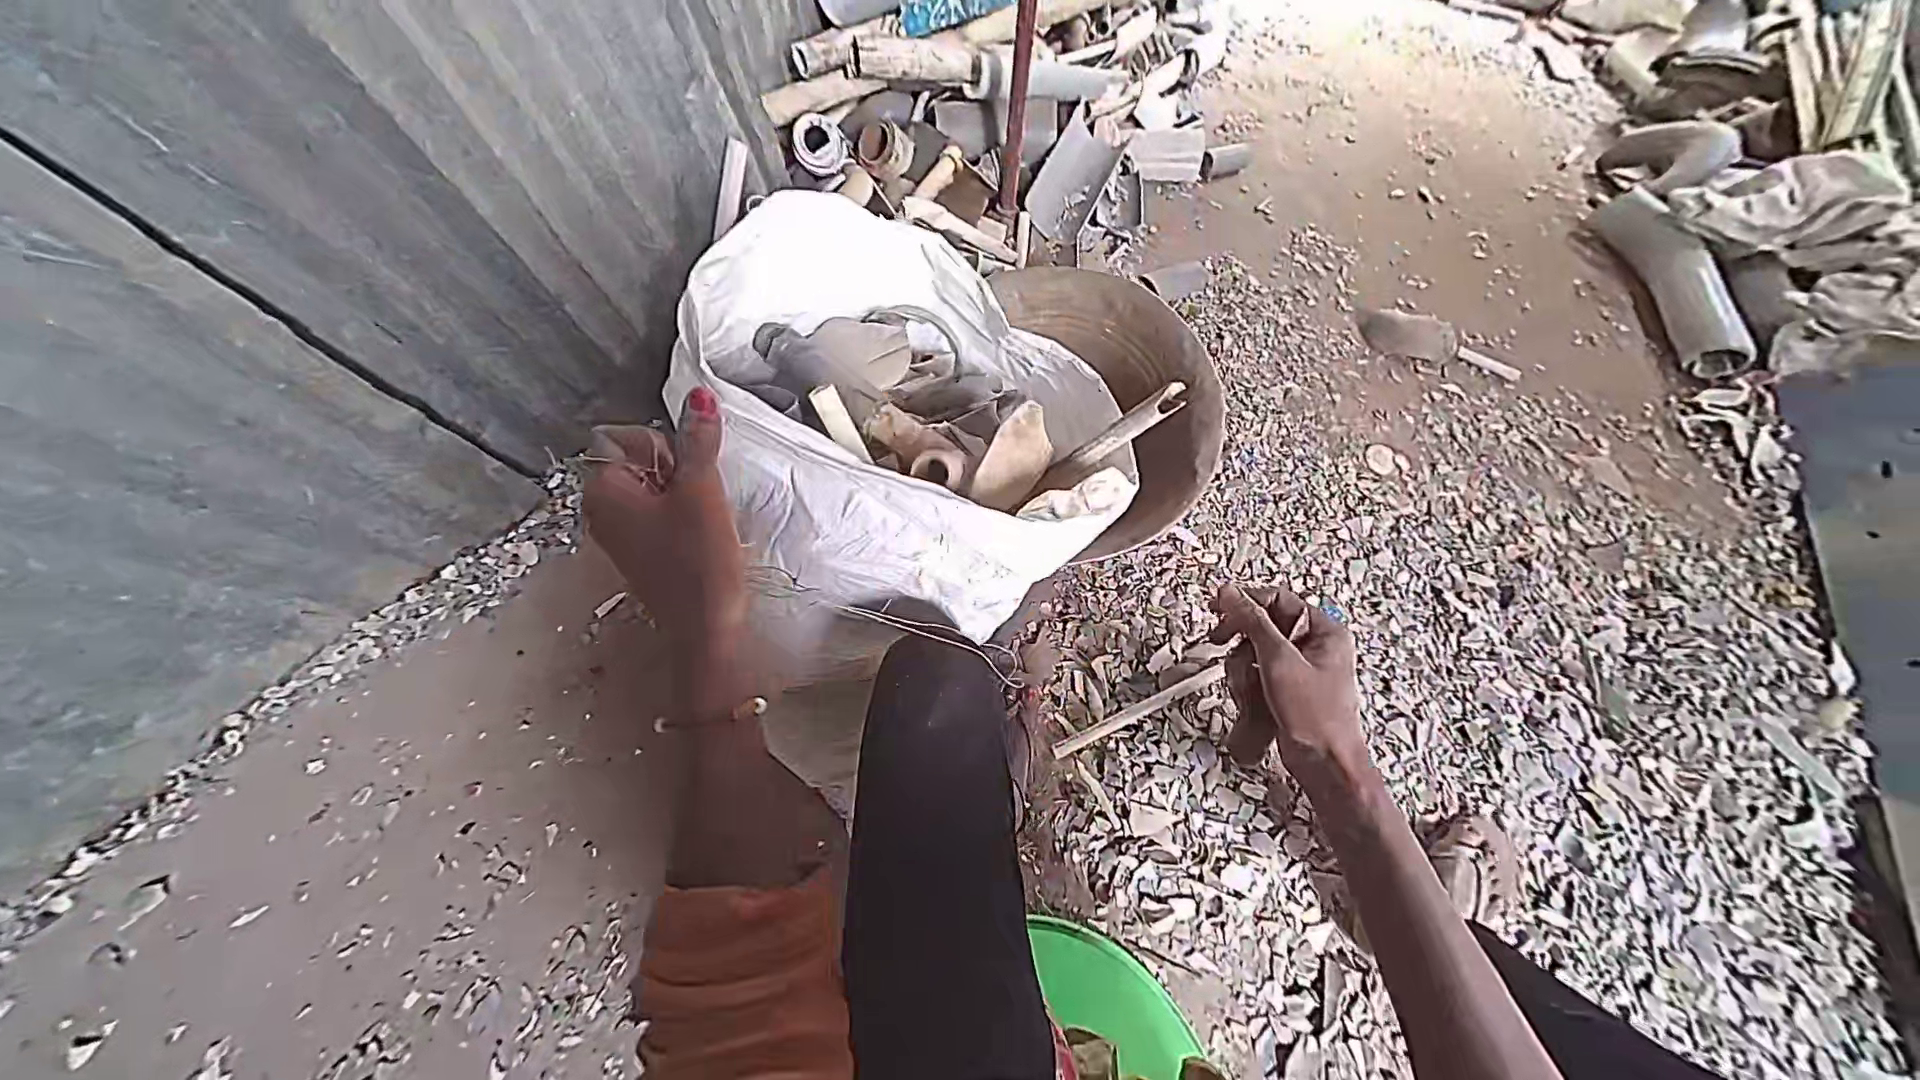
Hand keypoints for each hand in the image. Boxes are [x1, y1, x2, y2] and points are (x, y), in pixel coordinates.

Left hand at [584, 388, 749, 716]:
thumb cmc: (700, 559)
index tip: (688, 483)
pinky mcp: (642, 552)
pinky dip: (683, 517)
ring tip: (704, 523)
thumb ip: (699, 440)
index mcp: (603, 490)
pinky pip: (661, 515)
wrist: (707, 627)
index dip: (670, 451)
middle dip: (678, 473)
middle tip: (700, 505)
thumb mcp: (702, 492)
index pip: (634, 438)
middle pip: (644, 462)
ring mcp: (620, 534)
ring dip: (686, 495)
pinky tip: (702, 537)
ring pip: (657, 489)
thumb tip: (699, 395)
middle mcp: (601, 510)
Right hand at [1209, 584, 1366, 781]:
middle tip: (1220, 638)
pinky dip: (1247, 683)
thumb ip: (1252, 622)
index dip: (1245, 600)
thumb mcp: (1279, 660)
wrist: (1324, 764)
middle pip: (1261, 624)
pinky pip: (1254, 671)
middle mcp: (1312, 645)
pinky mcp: (1283, 686)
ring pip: (1252, 649)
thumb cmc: (1317, 717)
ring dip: (1243, 667)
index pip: (1276, 598)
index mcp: (1323, 630)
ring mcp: (1297, 666)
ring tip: (1250, 685)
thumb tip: (1231, 593)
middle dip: (1240, 639)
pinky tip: (1253, 698)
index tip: (1218, 605)